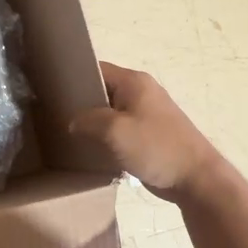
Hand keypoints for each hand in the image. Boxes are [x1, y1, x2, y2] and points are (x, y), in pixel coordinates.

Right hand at [69, 63, 221, 202]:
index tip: (52, 91)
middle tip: (55, 115)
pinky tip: (91, 149)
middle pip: (101, 90)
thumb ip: (87, 120)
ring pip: (109, 112)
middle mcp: (140, 92)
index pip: (96, 69)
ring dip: (92, 123)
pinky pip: (118, 129)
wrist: (194, 178)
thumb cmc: (156, 147)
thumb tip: (73, 121)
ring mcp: (145, 114)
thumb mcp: (114, 130)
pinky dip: (104, 136)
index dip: (74, 77)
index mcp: (134, 82)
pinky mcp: (147, 134)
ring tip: (69, 133)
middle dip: (80, 102)